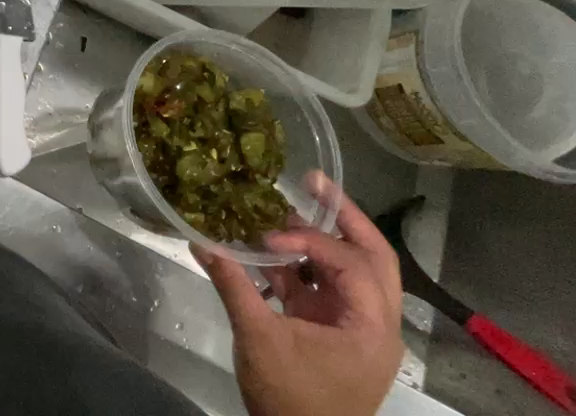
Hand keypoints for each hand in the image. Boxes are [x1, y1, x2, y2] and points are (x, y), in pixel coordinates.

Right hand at [194, 172, 403, 415]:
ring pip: (353, 270)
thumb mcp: (258, 340)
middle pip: (373, 257)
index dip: (309, 241)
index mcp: (371, 327)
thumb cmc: (291, 398)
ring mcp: (355, 327)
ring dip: (322, 238)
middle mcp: (375, 322)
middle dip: (344, 217)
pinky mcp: (333, 333)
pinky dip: (301, 264)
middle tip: (312, 182)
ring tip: (288, 207)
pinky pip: (324, 287)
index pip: (351, 264)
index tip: (265, 238)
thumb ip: (233, 285)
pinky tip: (268, 249)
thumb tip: (200, 240)